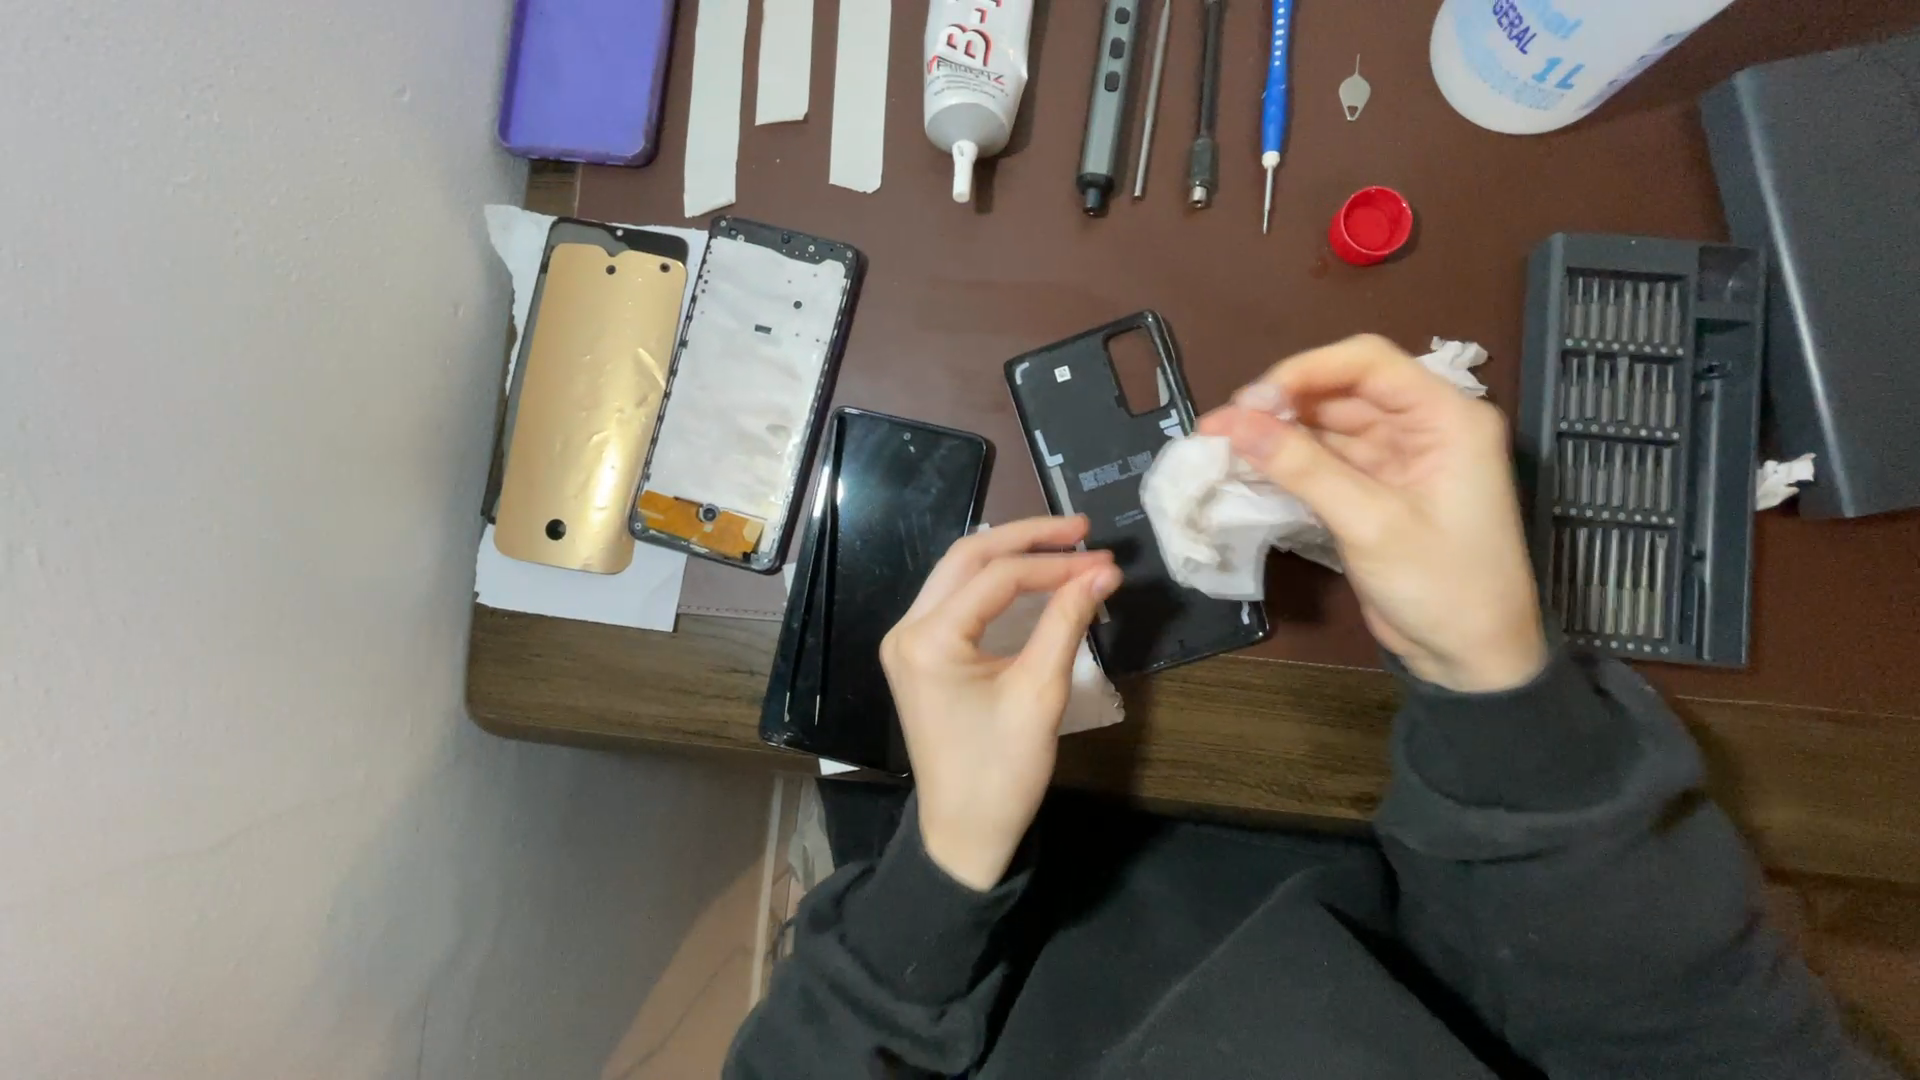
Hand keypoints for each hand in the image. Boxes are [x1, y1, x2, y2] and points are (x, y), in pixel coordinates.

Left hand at [880, 516, 1120, 890]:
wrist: (964, 833)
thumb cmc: (1002, 772)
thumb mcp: (1040, 694)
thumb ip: (1067, 622)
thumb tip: (1103, 570)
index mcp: (928, 639)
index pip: (997, 577)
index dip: (1054, 564)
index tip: (1104, 562)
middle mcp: (907, 629)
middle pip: (968, 558)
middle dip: (1027, 539)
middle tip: (1080, 530)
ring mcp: (907, 641)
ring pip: (959, 573)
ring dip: (1010, 556)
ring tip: (1062, 546)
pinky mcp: (919, 654)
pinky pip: (956, 600)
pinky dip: (995, 585)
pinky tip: (1031, 578)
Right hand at [1197, 335, 1547, 692]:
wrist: (1470, 658)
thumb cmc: (1442, 585)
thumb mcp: (1371, 523)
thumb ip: (1302, 468)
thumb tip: (1233, 423)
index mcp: (1445, 418)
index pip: (1367, 364)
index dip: (1304, 371)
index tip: (1248, 400)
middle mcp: (1420, 428)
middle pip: (1339, 392)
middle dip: (1279, 405)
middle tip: (1219, 427)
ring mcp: (1394, 461)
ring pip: (1324, 427)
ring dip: (1275, 435)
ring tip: (1220, 446)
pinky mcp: (1371, 491)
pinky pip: (1321, 462)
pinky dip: (1285, 464)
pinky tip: (1246, 469)